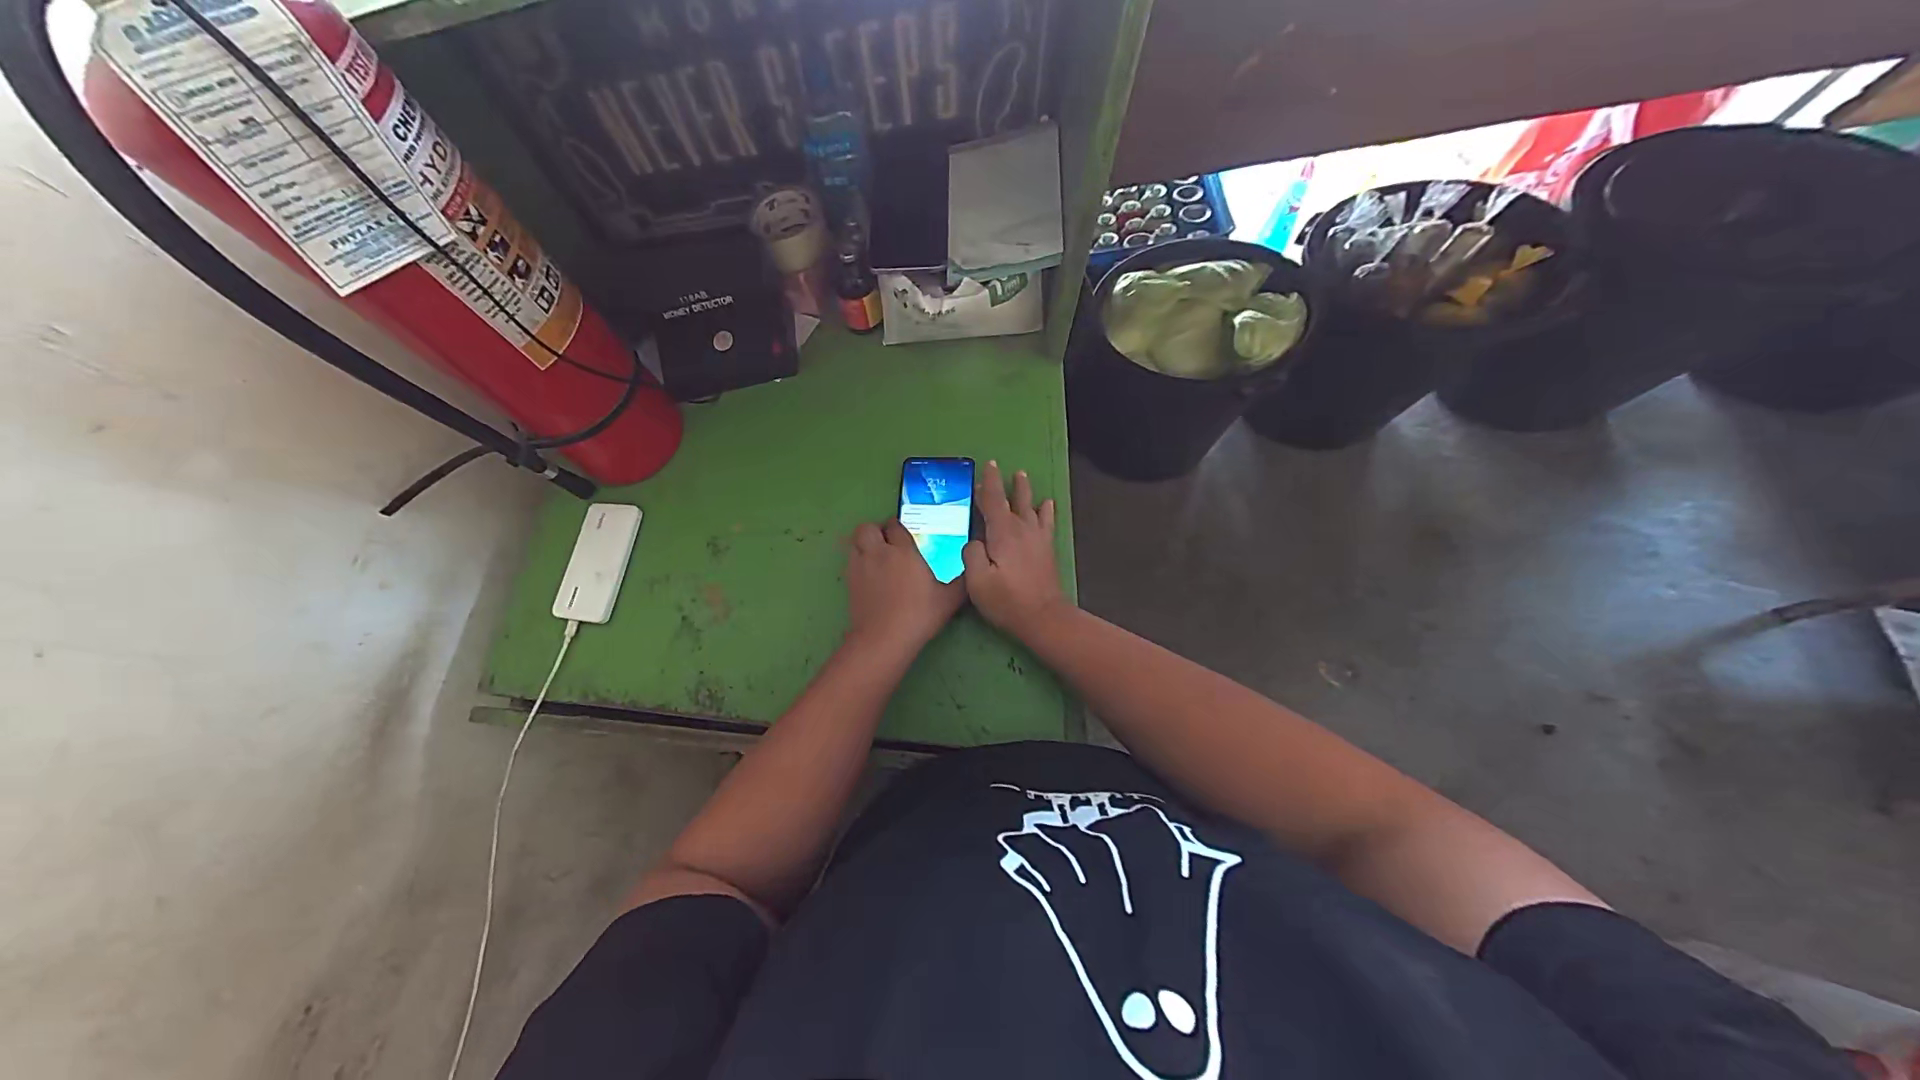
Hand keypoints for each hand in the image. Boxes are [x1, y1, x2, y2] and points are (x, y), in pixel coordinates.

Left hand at [845, 520, 965, 649]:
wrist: (883, 638)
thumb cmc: (919, 615)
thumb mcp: (949, 600)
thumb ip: (963, 581)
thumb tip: (973, 568)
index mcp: (903, 551)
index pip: (895, 525)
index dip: (899, 528)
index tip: (906, 538)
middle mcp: (878, 552)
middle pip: (868, 527)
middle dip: (876, 530)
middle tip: (888, 543)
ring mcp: (860, 565)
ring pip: (855, 540)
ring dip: (864, 543)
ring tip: (876, 556)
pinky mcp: (848, 581)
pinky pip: (850, 560)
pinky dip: (858, 561)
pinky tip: (869, 575)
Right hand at [963, 460, 1071, 639]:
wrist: (1043, 617)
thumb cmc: (1007, 600)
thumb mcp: (977, 581)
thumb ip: (971, 554)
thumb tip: (973, 541)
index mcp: (1002, 532)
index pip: (992, 500)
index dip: (987, 482)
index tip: (986, 465)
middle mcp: (1022, 529)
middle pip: (1013, 499)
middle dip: (1004, 483)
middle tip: (999, 469)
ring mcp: (1037, 538)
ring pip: (1030, 506)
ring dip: (1024, 491)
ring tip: (1022, 476)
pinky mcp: (1047, 549)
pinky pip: (1047, 522)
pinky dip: (1046, 510)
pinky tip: (1047, 504)